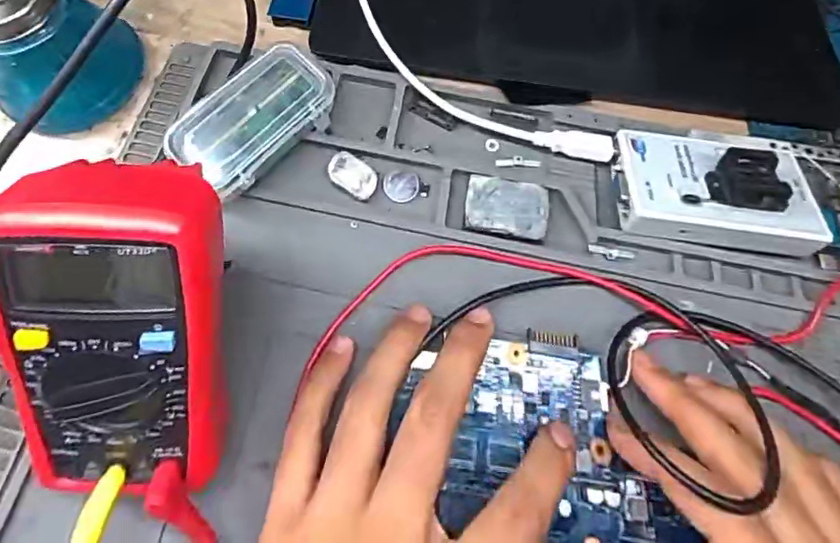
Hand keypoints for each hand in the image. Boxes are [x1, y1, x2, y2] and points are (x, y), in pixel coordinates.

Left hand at [262, 304, 574, 542]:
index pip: (512, 520)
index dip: (542, 472)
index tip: (556, 435)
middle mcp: (384, 536)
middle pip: (432, 428)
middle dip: (459, 366)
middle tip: (478, 325)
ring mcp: (327, 520)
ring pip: (367, 412)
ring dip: (394, 355)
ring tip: (415, 317)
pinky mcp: (282, 519)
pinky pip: (303, 435)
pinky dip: (323, 385)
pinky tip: (338, 349)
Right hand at [609, 350, 839, 542]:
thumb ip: (693, 542)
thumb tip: (652, 504)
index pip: (707, 500)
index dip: (656, 457)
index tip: (622, 428)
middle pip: (748, 457)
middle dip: (689, 404)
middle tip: (649, 370)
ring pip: (793, 454)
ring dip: (736, 411)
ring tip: (696, 388)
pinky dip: (800, 447)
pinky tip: (774, 431)